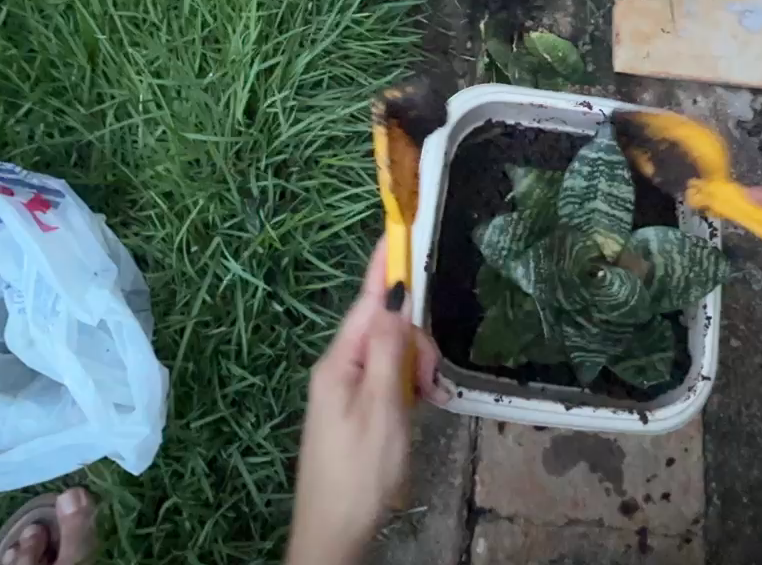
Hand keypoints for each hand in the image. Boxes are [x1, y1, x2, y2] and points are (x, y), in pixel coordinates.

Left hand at [287, 238, 446, 564]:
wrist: (332, 537)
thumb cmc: (359, 474)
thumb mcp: (382, 409)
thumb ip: (390, 351)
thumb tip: (396, 296)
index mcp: (341, 361)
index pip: (368, 299)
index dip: (385, 263)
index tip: (399, 227)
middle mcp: (342, 365)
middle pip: (386, 324)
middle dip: (414, 339)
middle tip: (428, 379)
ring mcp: (349, 386)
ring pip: (392, 350)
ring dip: (415, 365)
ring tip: (425, 399)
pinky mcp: (359, 406)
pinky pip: (390, 375)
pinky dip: (409, 382)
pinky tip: (420, 404)